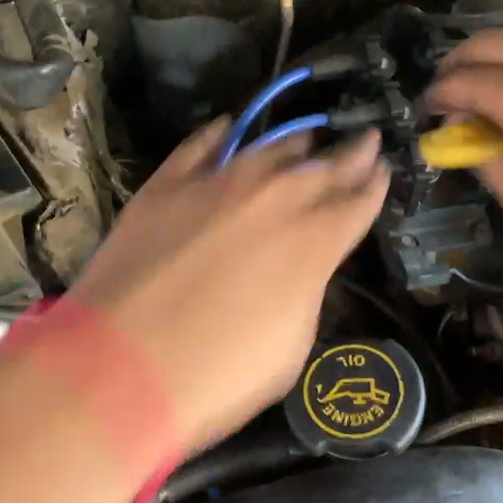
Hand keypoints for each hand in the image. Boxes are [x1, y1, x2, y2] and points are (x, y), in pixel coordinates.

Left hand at [68, 120, 390, 449]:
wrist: (120, 369)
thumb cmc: (218, 376)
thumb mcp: (291, 346)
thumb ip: (304, 291)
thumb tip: (298, 269)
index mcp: (314, 242)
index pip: (357, 202)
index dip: (374, 186)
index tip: (383, 171)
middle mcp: (272, 200)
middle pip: (321, 168)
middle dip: (348, 155)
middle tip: (363, 141)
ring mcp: (215, 186)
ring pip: (266, 150)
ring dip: (293, 144)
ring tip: (307, 138)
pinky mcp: (164, 187)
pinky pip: (199, 147)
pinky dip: (219, 135)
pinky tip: (229, 126)